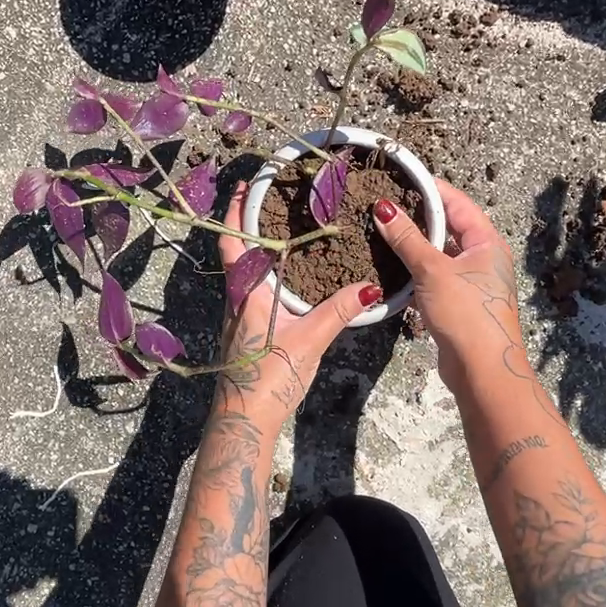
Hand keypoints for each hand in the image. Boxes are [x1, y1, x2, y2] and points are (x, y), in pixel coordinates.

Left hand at [216, 190, 381, 424]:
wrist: (244, 421)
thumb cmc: (269, 377)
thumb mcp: (309, 340)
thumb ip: (339, 311)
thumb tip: (372, 287)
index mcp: (246, 292)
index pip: (233, 242)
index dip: (235, 212)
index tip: (244, 186)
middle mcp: (236, 299)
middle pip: (236, 252)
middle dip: (247, 224)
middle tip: (266, 199)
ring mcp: (238, 316)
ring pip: (242, 271)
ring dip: (255, 248)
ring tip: (279, 229)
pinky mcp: (245, 332)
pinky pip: (251, 290)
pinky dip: (263, 272)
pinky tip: (284, 276)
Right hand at [372, 179, 527, 384]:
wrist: (483, 371)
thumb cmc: (466, 314)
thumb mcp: (432, 270)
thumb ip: (406, 239)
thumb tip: (383, 207)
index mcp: (486, 242)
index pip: (456, 203)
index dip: (430, 188)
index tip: (401, 177)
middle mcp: (482, 258)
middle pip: (447, 227)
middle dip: (416, 217)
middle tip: (384, 203)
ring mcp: (471, 282)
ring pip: (437, 254)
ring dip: (413, 246)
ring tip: (381, 231)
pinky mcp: (457, 304)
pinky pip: (432, 277)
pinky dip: (413, 271)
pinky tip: (389, 268)